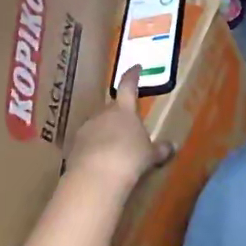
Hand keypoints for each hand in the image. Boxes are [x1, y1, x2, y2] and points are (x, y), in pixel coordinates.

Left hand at [64, 66, 173, 192]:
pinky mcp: (73, 147)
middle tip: (129, 127)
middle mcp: (102, 114)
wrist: (96, 177)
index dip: (132, 76)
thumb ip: (160, 149)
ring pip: (98, 126)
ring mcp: (86, 129)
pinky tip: (101, 162)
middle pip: (112, 108)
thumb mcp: (150, 155)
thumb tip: (172, 146)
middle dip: (120, 116)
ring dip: (106, 133)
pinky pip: (87, 143)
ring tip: (115, 149)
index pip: (128, 86)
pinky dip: (94, 149)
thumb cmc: (130, 158)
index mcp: (124, 110)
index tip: (136, 68)